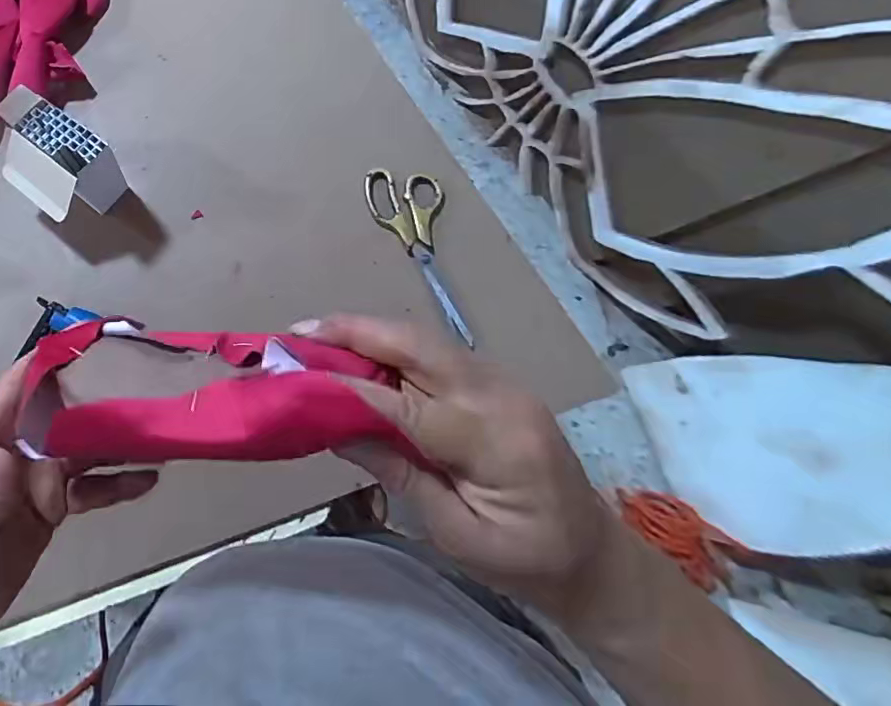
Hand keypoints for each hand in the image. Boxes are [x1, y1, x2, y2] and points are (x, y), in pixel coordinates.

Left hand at [0, 355, 158, 646]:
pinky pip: (89, 488)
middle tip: (144, 385)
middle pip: (63, 410)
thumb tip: (26, 458)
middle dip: (98, 397)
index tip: (96, 341)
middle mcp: (18, 444)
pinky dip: (116, 483)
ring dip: (116, 441)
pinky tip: (146, 479)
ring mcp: (38, 477)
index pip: (23, 382)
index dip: (55, 358)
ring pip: (82, 447)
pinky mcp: (53, 508)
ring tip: (156, 433)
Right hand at [300, 314, 618, 622]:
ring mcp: (500, 380)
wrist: (595, 555)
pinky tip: (356, 351)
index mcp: (495, 442)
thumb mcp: (456, 533)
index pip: (405, 404)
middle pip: (416, 344)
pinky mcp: (493, 378)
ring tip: (315, 337)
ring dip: (365, 332)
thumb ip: (398, 473)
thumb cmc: (525, 559)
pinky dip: (387, 344)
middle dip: (352, 331)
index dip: (346, 386)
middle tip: (298, 333)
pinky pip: (432, 349)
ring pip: (421, 338)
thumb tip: (334, 429)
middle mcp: (499, 395)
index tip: (296, 374)